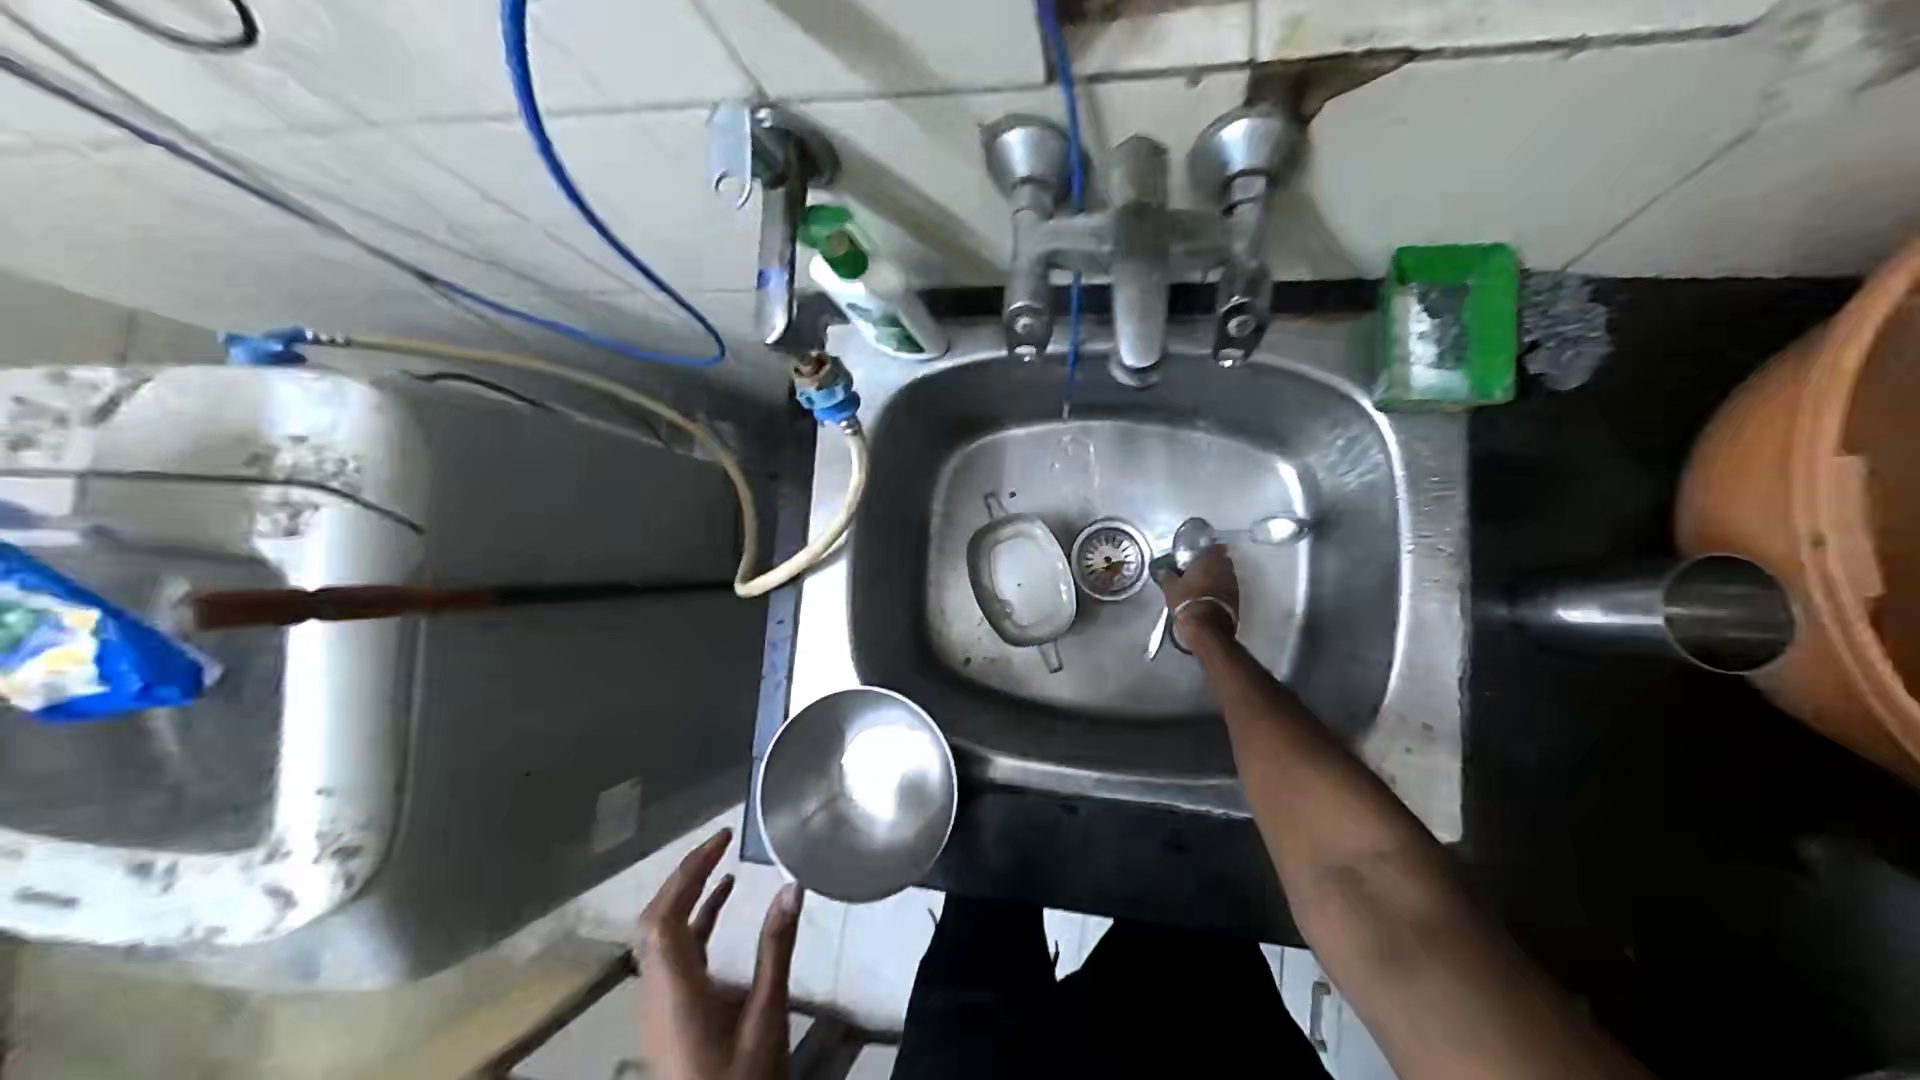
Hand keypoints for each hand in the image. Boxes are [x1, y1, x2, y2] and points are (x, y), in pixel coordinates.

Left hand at [636, 828, 802, 1079]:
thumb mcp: (767, 1016)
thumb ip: (775, 949)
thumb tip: (791, 887)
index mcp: (675, 991)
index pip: (665, 915)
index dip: (688, 871)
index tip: (722, 839)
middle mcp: (655, 992)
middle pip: (655, 919)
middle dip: (685, 875)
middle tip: (721, 843)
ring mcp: (658, 1004)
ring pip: (659, 935)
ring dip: (687, 895)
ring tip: (722, 863)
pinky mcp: (669, 1012)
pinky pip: (673, 953)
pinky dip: (695, 921)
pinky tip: (722, 901)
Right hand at [1152, 543, 1238, 642]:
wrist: (1206, 627)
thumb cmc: (1187, 600)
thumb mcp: (1170, 587)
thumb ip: (1166, 575)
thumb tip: (1160, 569)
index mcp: (1210, 559)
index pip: (1215, 546)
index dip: (1207, 550)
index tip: (1197, 555)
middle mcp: (1226, 568)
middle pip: (1221, 560)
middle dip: (1211, 564)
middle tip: (1197, 570)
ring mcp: (1233, 584)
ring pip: (1225, 575)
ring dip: (1216, 578)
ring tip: (1201, 586)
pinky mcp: (1236, 599)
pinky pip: (1227, 588)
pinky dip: (1219, 590)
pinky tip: (1207, 597)